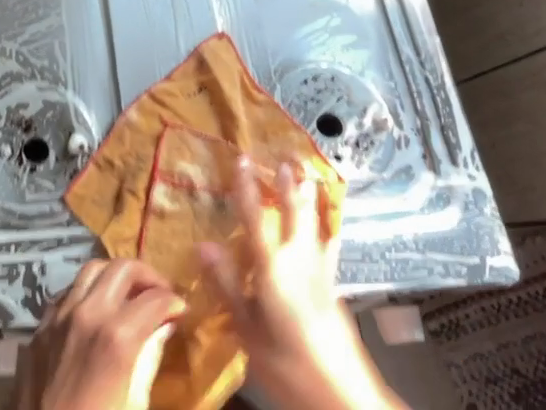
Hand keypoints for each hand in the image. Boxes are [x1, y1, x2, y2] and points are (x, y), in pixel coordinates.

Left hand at [10, 259, 185, 409]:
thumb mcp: (135, 402)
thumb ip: (149, 357)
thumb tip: (163, 326)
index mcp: (116, 335)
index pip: (154, 298)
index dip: (173, 302)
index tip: (180, 311)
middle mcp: (86, 313)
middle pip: (122, 268)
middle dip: (147, 276)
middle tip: (159, 294)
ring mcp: (58, 316)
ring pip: (91, 270)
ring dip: (115, 277)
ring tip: (129, 296)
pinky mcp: (40, 325)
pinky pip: (67, 292)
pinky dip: (88, 292)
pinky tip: (96, 313)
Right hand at [198, 159, 404, 409]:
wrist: (341, 394)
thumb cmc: (286, 364)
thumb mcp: (247, 328)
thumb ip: (228, 285)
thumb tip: (204, 244)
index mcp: (273, 269)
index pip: (255, 219)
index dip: (247, 188)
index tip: (241, 159)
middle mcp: (299, 263)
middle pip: (292, 214)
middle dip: (286, 186)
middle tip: (283, 158)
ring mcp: (321, 275)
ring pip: (314, 226)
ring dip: (308, 200)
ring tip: (307, 177)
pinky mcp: (334, 289)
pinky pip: (328, 247)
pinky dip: (326, 230)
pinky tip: (331, 227)